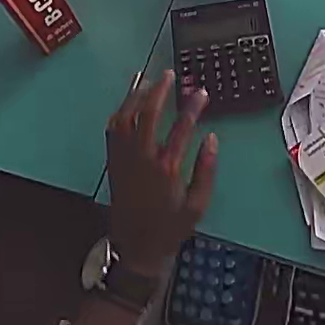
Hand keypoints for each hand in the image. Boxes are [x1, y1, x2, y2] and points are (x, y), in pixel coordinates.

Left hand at [104, 71, 217, 275]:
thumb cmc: (171, 227)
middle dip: (159, 91)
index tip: (201, 93)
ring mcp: (124, 159)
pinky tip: (127, 104)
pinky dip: (120, 112)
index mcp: (166, 167)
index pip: (182, 127)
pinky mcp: (113, 162)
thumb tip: (211, 139)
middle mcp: (142, 158)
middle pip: (148, 114)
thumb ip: (206, 170)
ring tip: (147, 81)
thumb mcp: (198, 204)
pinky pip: (112, 131)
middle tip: (169, 76)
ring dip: (136, 97)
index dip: (193, 107)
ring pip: (126, 118)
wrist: (136, 248)